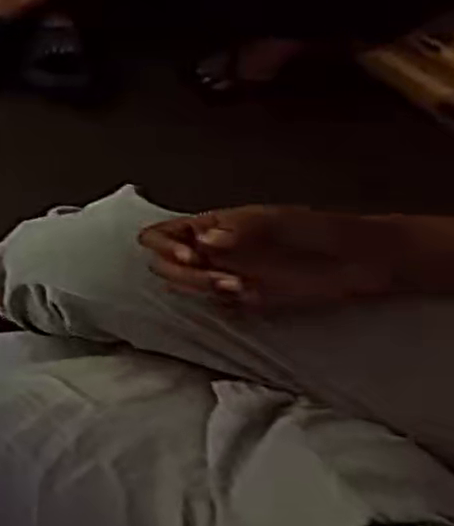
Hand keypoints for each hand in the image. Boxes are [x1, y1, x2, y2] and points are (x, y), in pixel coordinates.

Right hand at [138, 205, 392, 310]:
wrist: (369, 259)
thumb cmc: (317, 230)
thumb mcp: (275, 220)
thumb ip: (238, 228)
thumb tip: (205, 239)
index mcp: (201, 229)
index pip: (156, 236)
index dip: (162, 246)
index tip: (191, 257)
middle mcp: (202, 252)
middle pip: (162, 265)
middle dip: (186, 275)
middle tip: (226, 281)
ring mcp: (220, 276)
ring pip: (181, 286)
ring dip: (201, 290)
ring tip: (240, 289)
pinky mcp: (243, 299)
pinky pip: (213, 305)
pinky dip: (222, 306)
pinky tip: (248, 301)